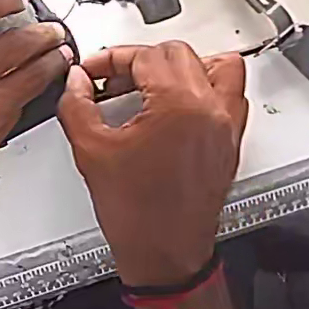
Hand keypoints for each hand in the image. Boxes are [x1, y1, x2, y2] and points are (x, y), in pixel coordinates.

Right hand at [56, 42, 247, 286]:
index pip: (145, 56)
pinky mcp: (230, 140)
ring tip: (148, 83)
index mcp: (178, 106)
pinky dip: (207, 86)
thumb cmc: (139, 215)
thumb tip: (77, 82)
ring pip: (213, 65)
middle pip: (177, 54)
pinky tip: (179, 102)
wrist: (165, 254)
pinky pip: (231, 94)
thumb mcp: (91, 151)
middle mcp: (210, 109)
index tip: (94, 70)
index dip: (111, 58)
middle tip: (111, 79)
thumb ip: (77, 105)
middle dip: (139, 60)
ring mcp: (226, 125)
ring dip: (178, 66)